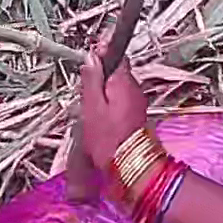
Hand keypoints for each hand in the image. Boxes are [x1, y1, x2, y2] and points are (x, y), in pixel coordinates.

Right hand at [76, 39, 148, 174]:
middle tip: (85, 93)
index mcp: (124, 82)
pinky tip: (100, 119)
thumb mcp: (92, 107)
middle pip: (115, 73)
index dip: (101, 55)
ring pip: (117, 88)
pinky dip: (109, 105)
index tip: (89, 60)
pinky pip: (120, 102)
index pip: (116, 56)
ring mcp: (138, 102)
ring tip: (91, 110)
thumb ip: (91, 80)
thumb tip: (91, 58)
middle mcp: (135, 89)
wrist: (130, 167)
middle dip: (99, 78)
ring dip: (103, 93)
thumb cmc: (109, 140)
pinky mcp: (136, 115)